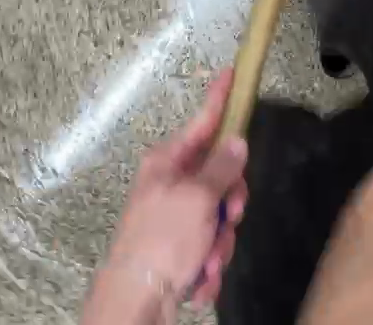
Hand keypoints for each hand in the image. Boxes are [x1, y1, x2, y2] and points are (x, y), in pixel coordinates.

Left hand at [88, 72, 247, 319]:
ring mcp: (173, 217)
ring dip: (221, 239)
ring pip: (218, 213)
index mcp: (168, 162)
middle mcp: (170, 184)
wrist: (134, 305)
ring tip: (208, 261)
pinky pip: (209, 243)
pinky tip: (201, 279)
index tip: (231, 71)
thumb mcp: (199, 198)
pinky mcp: (177, 248)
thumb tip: (237, 141)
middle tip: (232, 215)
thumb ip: (223, 167)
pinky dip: (210, 262)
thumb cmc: (162, 240)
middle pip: (219, 175)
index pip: (203, 120)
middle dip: (230, 202)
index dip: (220, 97)